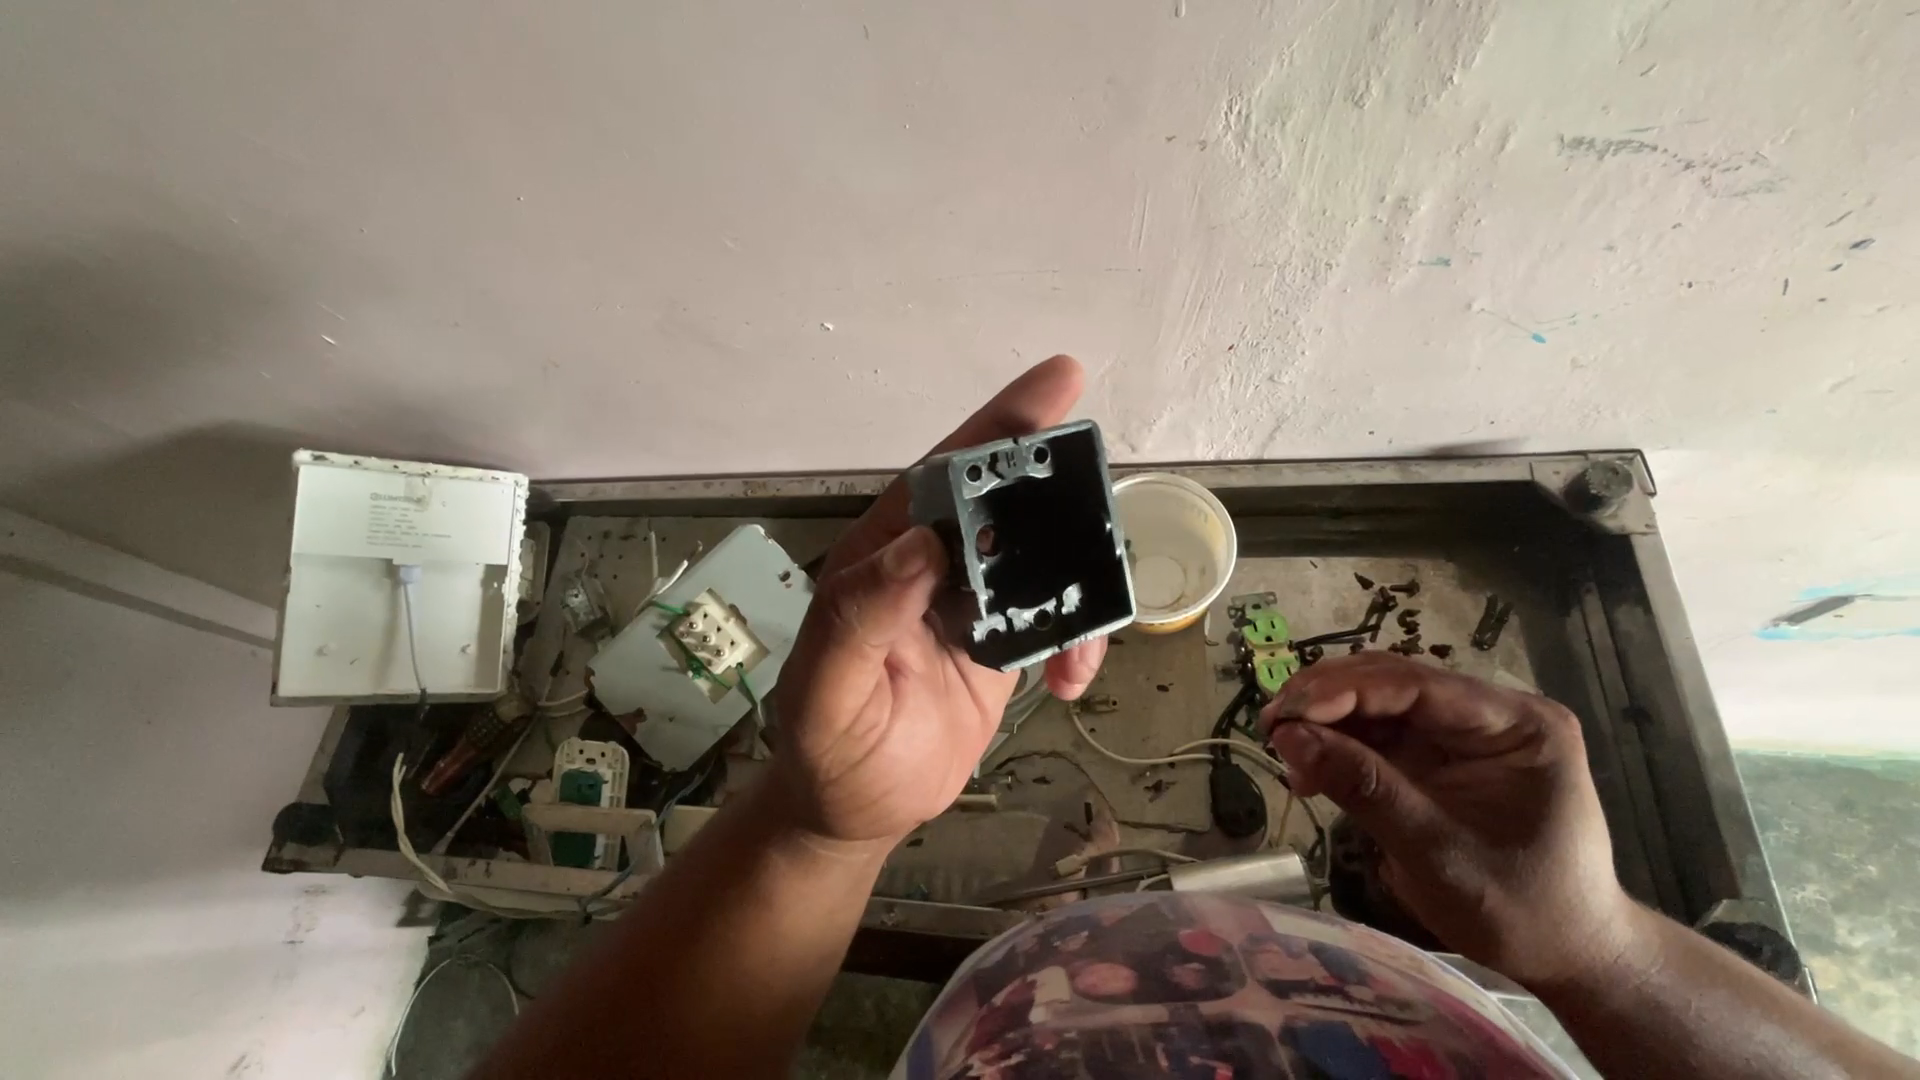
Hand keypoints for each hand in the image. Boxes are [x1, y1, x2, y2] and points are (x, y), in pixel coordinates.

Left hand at [769, 356, 1107, 846]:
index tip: (1061, 382)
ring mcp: (971, 602)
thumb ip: (861, 617)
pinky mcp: (1000, 643)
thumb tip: (922, 543)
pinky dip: (1077, 641)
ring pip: (1042, 557)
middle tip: (1102, 503)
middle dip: (1059, 495)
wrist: (856, 809)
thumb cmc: (829, 751)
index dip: (1000, 427)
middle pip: (1006, 503)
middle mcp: (931, 565)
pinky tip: (1071, 682)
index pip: (945, 476)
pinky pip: (1054, 617)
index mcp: (884, 555)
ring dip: (1079, 582)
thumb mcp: (828, 692)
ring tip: (1081, 643)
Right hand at [1261, 653, 1636, 987]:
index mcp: (1515, 724)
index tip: (1284, 716)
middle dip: (1325, 700)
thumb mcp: (1435, 850)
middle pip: (1390, 681)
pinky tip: (1308, 766)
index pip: (1415, 685)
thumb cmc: (1517, 907)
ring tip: (1283, 748)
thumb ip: (1364, 787)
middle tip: (1271, 726)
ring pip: (1374, 699)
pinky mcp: (1437, 750)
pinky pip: (1375, 729)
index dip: (1342, 693)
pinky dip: (1335, 742)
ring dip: (1323, 719)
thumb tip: (1288, 738)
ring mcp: (1461, 730)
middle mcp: (1489, 712)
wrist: (1563, 953)